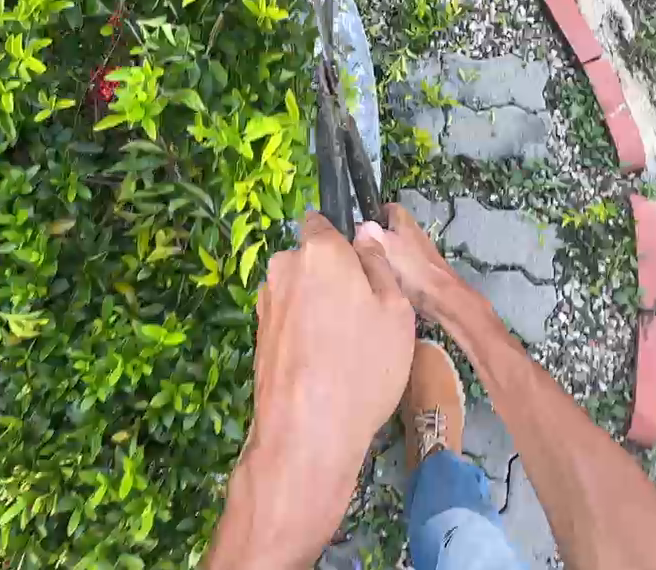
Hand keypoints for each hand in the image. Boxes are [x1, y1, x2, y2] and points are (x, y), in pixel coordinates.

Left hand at [205, 212, 414, 568]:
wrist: (306, 433)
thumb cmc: (362, 366)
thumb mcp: (396, 311)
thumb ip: (378, 263)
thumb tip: (364, 232)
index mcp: (319, 250)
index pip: (324, 221)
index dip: (346, 243)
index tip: (364, 270)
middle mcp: (285, 266)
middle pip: (313, 259)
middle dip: (333, 277)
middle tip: (364, 315)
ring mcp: (267, 301)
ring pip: (301, 290)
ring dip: (318, 306)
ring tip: (344, 348)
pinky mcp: (259, 334)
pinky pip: (289, 318)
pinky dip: (304, 331)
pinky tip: (323, 364)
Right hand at [355, 202, 467, 322]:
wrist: (440, 296)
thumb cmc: (412, 269)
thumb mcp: (385, 247)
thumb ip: (370, 234)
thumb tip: (359, 226)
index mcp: (404, 222)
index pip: (388, 208)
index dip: (373, 214)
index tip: (359, 226)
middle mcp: (414, 232)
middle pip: (391, 229)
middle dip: (376, 237)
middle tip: (359, 249)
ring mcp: (420, 252)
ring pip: (396, 247)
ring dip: (384, 255)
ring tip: (368, 267)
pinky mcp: (423, 269)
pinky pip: (402, 265)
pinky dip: (393, 270)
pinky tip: (384, 281)